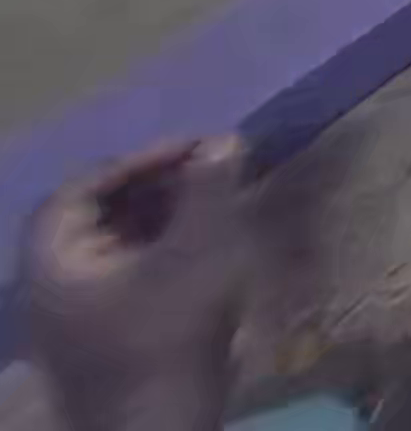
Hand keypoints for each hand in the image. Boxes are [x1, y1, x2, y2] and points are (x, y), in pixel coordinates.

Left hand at [24, 137, 248, 430]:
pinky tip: (208, 222)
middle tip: (214, 159)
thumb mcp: (199, 247)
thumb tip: (223, 138)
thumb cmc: (174, 320)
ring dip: (166, 200)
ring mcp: (82, 299)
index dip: (134, 162)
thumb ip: (209, 190)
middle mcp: (55, 278)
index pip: (75, 195)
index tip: (196, 144)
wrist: (162, 405)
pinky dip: (169, 226)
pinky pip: (133, 252)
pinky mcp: (113, 311)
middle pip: (93, 211)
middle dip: (155, 178)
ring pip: (117, 231)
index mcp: (57, 264)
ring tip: (219, 184)